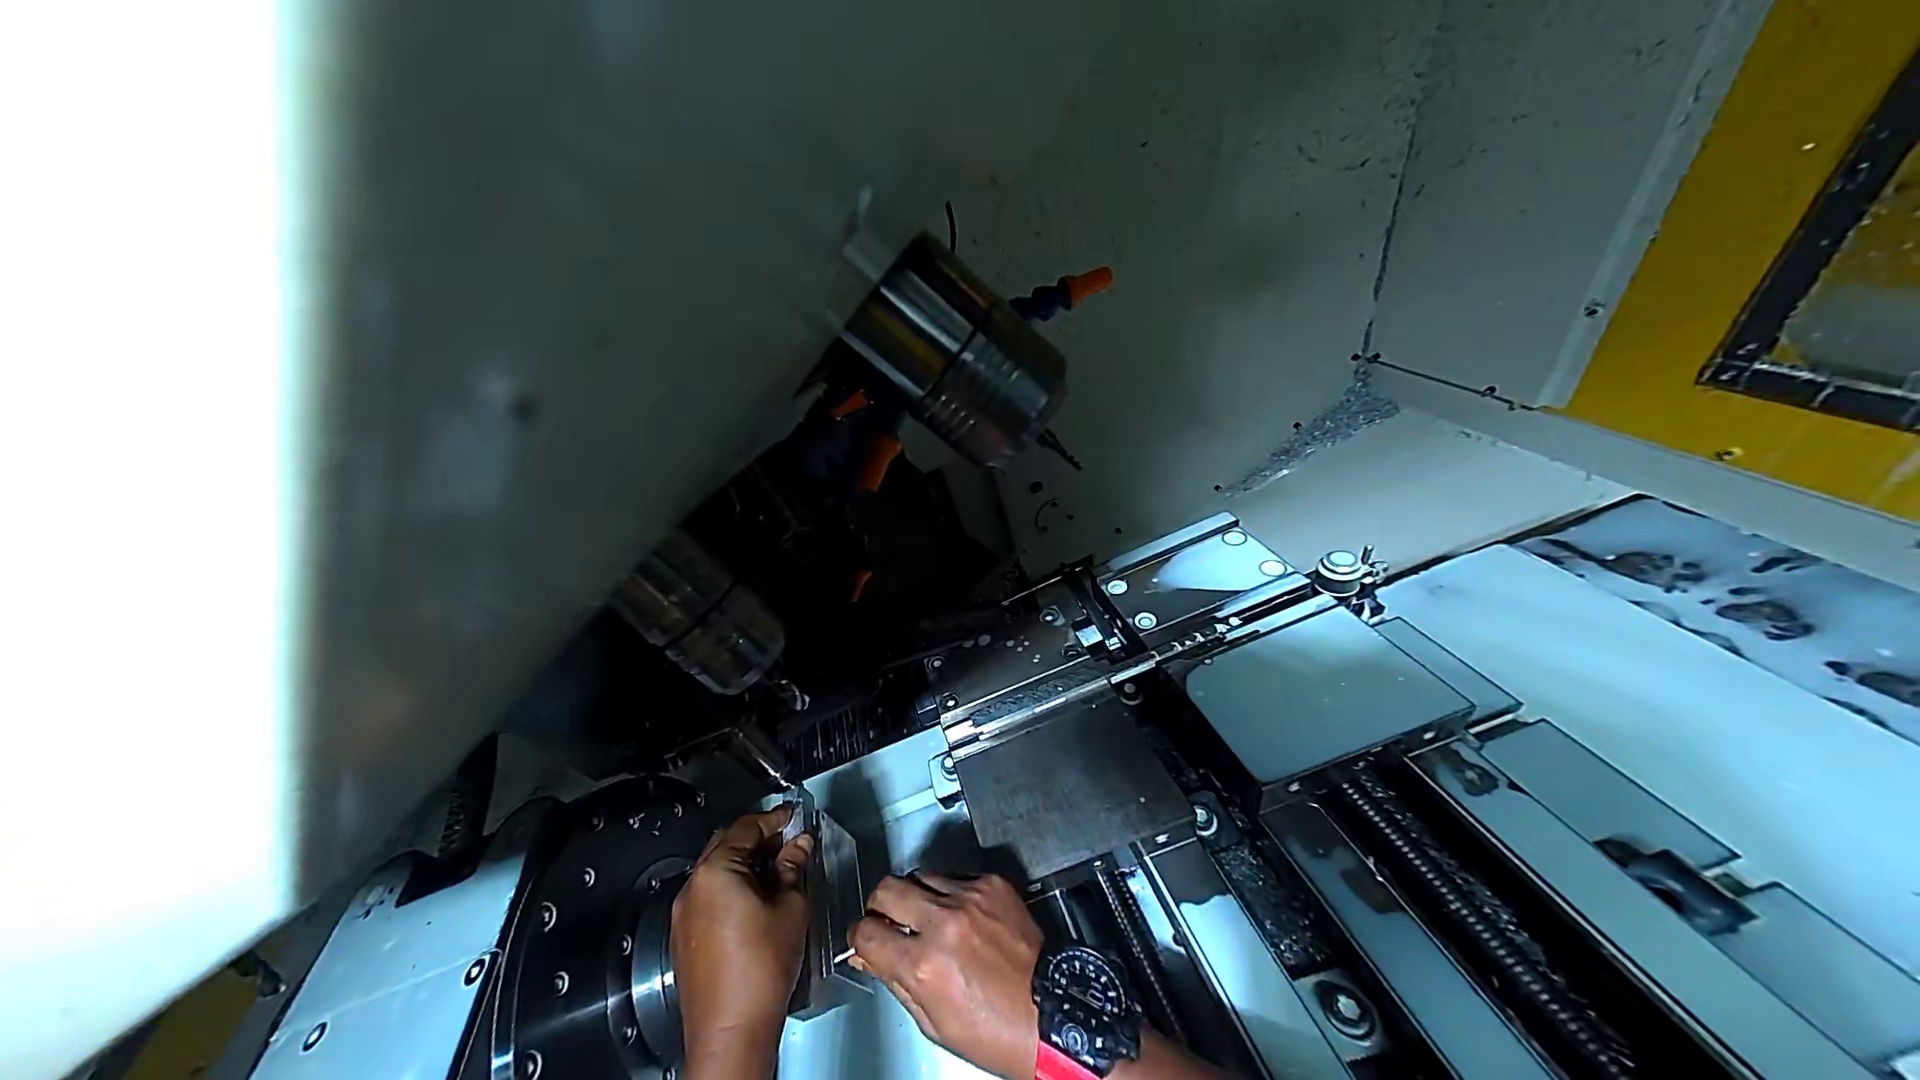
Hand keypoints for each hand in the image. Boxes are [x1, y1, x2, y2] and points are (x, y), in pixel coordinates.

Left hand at [671, 807, 813, 1079]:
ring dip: (746, 862)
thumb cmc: (759, 972)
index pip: (747, 827)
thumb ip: (793, 867)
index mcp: (715, 872)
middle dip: (759, 838)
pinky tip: (758, 897)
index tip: (792, 815)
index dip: (774, 818)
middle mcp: (692, 888)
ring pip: (717, 869)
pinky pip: (709, 894)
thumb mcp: (791, 907)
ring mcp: (684, 914)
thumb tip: (799, 845)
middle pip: (726, 843)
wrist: (731, 1030)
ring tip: (778, 869)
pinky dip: (733, 884)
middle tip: (789, 839)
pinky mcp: (685, 936)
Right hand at [849, 873, 1043, 1079]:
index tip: (864, 938)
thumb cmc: (997, 1029)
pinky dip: (949, 892)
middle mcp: (944, 923)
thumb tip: (869, 953)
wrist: (1051, 1013)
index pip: (867, 932)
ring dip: (916, 895)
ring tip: (927, 917)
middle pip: (887, 889)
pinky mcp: (992, 884)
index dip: (860, 937)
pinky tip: (958, 914)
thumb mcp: (934, 1022)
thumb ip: (894, 980)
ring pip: (919, 875)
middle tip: (886, 919)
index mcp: (924, 964)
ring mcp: (970, 898)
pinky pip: (955, 875)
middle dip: (879, 906)